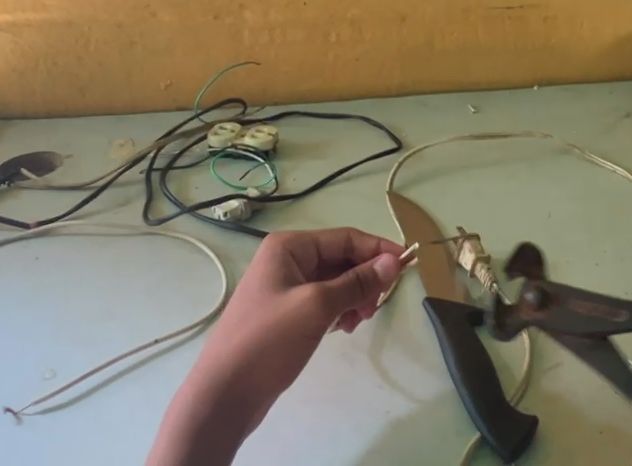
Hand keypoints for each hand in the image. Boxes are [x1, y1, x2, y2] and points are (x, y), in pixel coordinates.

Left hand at [148, 228, 404, 465]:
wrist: (224, 395)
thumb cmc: (269, 340)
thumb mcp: (317, 306)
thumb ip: (357, 282)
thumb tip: (393, 261)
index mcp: (290, 246)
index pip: (345, 237)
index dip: (377, 249)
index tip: (407, 265)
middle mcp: (287, 259)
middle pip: (341, 258)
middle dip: (364, 278)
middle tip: (378, 305)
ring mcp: (285, 287)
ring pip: (335, 281)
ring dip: (354, 297)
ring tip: (360, 321)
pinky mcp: (287, 313)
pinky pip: (324, 300)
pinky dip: (340, 310)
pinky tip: (345, 328)